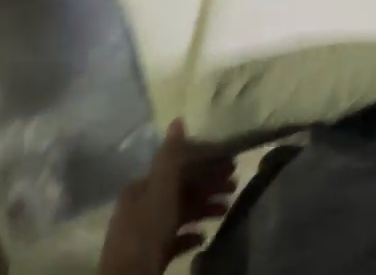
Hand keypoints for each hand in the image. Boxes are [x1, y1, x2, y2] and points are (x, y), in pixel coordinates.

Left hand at [97, 120, 235, 274]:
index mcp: (140, 188)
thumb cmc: (147, 231)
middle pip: (180, 190)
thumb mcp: (161, 190)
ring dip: (204, 209)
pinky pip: (175, 238)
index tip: (232, 164)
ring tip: (226, 211)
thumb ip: (170, 157)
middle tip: (235, 186)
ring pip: (180, 213)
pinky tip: (203, 237)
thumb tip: (177, 120)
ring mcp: (145, 232)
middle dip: (209, 186)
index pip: (177, 168)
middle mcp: (140, 206)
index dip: (205, 163)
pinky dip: (191, 235)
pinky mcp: (150, 255)